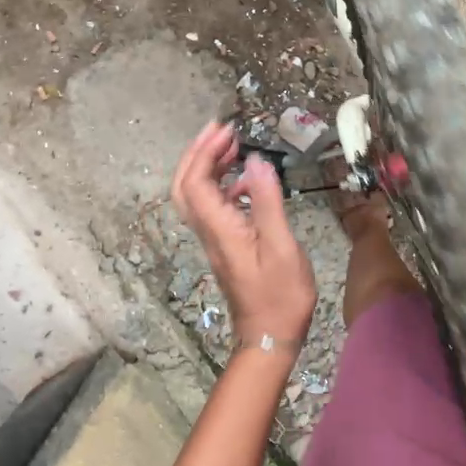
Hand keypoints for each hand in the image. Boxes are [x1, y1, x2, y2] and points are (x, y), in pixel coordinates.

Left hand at [171, 122, 317, 349]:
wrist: (270, 336)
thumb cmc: (280, 295)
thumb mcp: (280, 246)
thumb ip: (266, 202)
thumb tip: (256, 161)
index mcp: (219, 229)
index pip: (195, 182)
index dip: (205, 152)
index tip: (227, 129)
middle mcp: (209, 232)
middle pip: (185, 187)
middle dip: (198, 153)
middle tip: (222, 130)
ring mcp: (216, 240)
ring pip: (197, 196)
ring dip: (209, 166)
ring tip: (236, 147)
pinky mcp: (227, 246)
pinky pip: (214, 207)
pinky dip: (224, 185)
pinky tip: (248, 182)